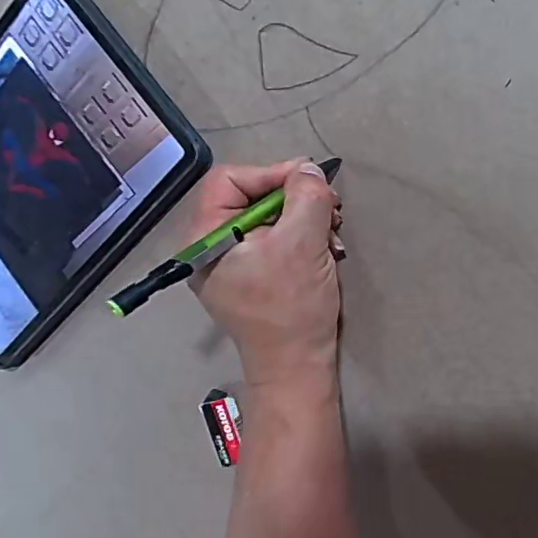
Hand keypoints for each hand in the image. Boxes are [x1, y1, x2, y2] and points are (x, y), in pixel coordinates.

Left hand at [188, 160, 342, 382]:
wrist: (296, 366)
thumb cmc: (292, 307)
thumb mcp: (303, 242)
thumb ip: (307, 195)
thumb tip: (308, 170)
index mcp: (205, 236)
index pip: (232, 179)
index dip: (273, 173)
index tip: (311, 182)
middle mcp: (209, 246)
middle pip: (251, 196)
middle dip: (295, 199)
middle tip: (330, 209)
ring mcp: (229, 263)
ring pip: (268, 218)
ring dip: (305, 219)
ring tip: (332, 234)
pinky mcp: (250, 275)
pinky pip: (273, 240)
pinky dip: (301, 238)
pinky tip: (325, 250)